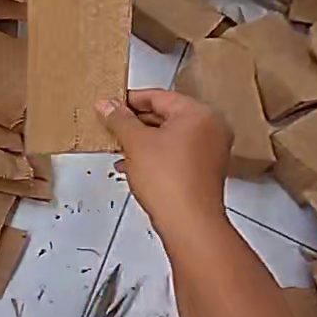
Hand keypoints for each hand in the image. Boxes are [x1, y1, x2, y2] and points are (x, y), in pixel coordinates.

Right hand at [96, 89, 231, 236]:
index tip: (107, 106)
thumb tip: (106, 104)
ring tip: (115, 146)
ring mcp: (209, 149)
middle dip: (133, 122)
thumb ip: (119, 120)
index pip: (158, 96)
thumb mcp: (135, 142)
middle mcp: (210, 128)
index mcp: (198, 114)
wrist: (188, 219)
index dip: (128, 100)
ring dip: (140, 139)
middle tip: (108, 126)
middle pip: (164, 115)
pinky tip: (129, 165)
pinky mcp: (203, 168)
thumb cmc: (166, 178)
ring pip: (167, 135)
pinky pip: (174, 152)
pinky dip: (152, 154)